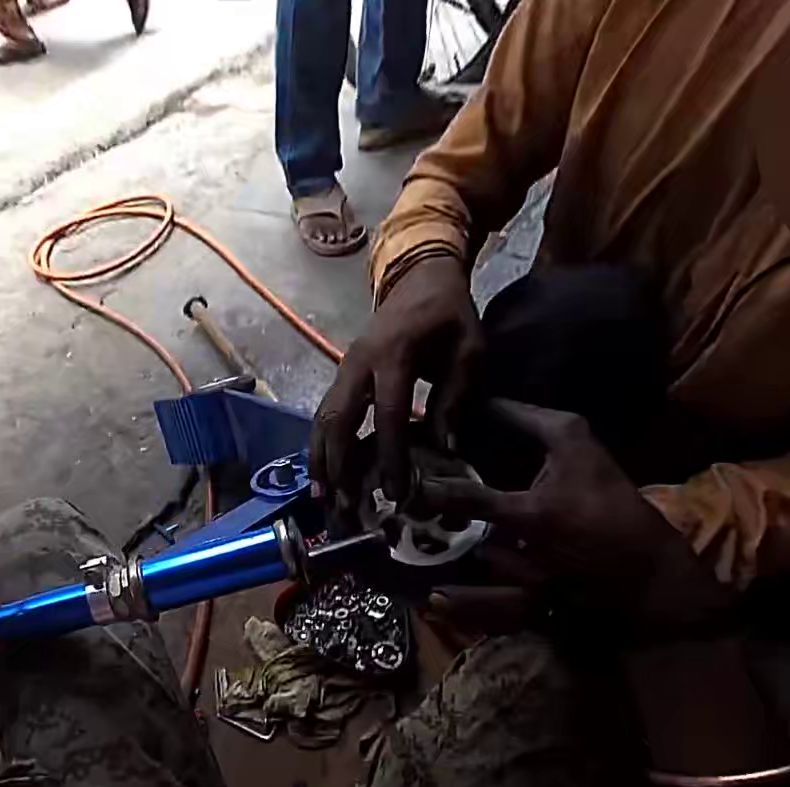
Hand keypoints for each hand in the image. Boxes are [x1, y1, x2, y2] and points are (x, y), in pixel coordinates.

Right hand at [312, 255, 482, 513]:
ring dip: (320, 461)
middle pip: (339, 420)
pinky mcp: (340, 376)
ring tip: (323, 499)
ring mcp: (343, 369)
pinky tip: (322, 475)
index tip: (396, 493)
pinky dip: (321, 447)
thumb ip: (456, 396)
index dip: (391, 455)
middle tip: (344, 505)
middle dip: (339, 466)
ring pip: (323, 420)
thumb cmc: (448, 316)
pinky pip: (324, 415)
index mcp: (394, 355)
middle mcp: (358, 364)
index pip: (388, 414)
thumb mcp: (469, 349)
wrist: (417, 279)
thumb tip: (444, 449)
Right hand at [414, 400, 732, 634]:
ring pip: (492, 457)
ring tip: (422, 475)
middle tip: (411, 456)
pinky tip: (450, 501)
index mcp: (555, 428)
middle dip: (452, 446)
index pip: (491, 406)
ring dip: (463, 469)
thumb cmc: (597, 535)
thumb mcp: (531, 516)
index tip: (411, 426)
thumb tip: (418, 488)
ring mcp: (549, 465)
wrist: (646, 578)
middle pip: (489, 432)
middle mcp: (552, 437)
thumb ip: (473, 499)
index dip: (452, 415)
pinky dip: (478, 490)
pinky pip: (500, 482)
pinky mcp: (546, 491)